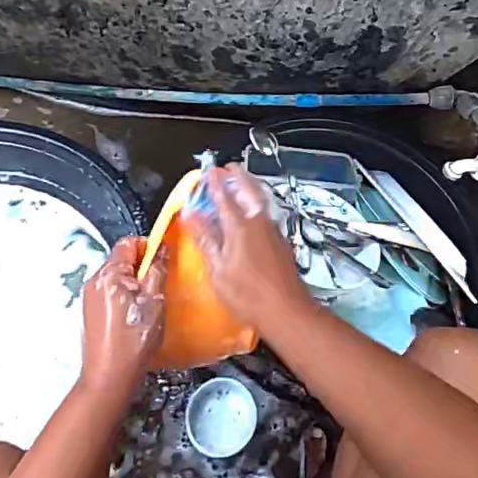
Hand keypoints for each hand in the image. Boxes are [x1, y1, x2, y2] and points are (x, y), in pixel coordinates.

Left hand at [80, 236, 165, 391]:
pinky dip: (125, 295)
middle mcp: (95, 281)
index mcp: (109, 274)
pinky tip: (136, 314)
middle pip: (122, 259)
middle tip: (158, 283)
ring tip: (148, 303)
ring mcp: (91, 297)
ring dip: (134, 282)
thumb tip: (162, 249)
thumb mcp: (155, 301)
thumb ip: (158, 269)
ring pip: (117, 276)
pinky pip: (110, 291)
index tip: (162, 256)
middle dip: (142, 266)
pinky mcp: (91, 310)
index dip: (148, 246)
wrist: (109, 377)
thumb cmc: (132, 343)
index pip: (128, 243)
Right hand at [192, 164, 311, 330]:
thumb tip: (190, 215)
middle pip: (249, 191)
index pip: (224, 197)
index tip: (209, 171)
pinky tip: (254, 212)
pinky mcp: (281, 242)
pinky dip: (257, 204)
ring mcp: (273, 231)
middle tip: (229, 167)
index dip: (215, 183)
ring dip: (250, 187)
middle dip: (238, 176)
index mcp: (239, 227)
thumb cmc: (247, 294)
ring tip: (242, 181)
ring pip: (261, 200)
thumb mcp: (218, 269)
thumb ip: (206, 239)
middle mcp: (258, 223)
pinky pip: (267, 214)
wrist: (287, 310)